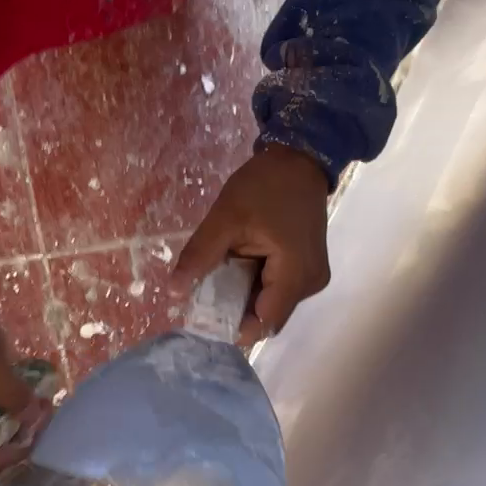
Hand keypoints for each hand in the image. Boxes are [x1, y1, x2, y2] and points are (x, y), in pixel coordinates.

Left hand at [175, 143, 330, 340]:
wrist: (300, 159)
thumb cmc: (265, 185)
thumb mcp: (226, 217)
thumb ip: (200, 256)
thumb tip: (174, 291)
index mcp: (295, 275)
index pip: (263, 323)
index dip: (233, 326)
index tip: (205, 318)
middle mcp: (309, 285)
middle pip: (267, 316)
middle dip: (236, 312)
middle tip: (205, 295)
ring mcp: (311, 279)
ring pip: (271, 305)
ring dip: (245, 298)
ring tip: (220, 279)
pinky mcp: (307, 270)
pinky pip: (278, 291)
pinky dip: (256, 286)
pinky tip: (238, 271)